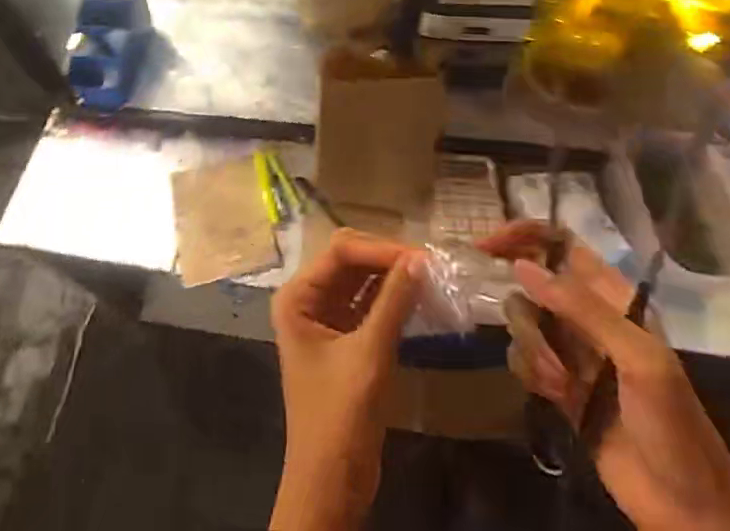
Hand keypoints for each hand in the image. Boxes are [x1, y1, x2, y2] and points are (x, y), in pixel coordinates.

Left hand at [269, 229, 422, 530]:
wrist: (330, 481)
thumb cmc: (339, 416)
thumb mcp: (369, 354)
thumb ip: (392, 302)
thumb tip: (420, 259)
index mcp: (297, 296)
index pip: (341, 250)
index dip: (381, 248)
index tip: (423, 258)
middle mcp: (307, 298)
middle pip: (350, 260)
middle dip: (387, 259)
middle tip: (431, 265)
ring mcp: (325, 317)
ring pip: (362, 281)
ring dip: (393, 277)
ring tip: (432, 276)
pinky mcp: (344, 338)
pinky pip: (369, 304)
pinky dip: (392, 299)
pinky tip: (421, 297)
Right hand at [484, 224, 729, 530]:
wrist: (688, 509)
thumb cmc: (673, 425)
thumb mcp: (638, 358)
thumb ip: (581, 307)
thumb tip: (521, 266)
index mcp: (615, 299)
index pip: (562, 245)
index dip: (525, 236)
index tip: (488, 246)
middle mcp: (588, 317)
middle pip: (532, 283)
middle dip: (526, 309)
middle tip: (543, 344)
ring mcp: (571, 351)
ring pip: (523, 321)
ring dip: (532, 349)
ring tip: (562, 384)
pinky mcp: (558, 385)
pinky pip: (522, 359)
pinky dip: (530, 373)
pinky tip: (554, 396)